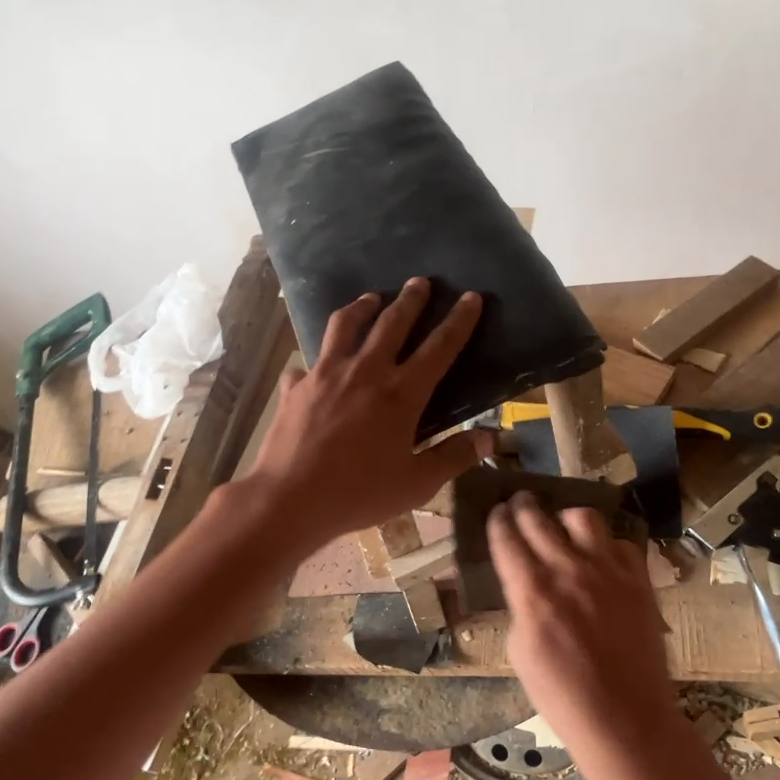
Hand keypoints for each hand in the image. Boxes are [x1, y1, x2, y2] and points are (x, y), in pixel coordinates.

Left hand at [237, 277, 492, 547]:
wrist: (290, 498)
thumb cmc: (359, 493)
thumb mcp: (416, 484)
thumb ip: (453, 457)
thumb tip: (489, 437)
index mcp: (401, 394)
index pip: (439, 348)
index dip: (458, 321)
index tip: (471, 297)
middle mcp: (365, 372)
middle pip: (392, 323)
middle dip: (411, 299)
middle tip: (421, 281)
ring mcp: (325, 375)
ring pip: (345, 326)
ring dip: (362, 307)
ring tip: (371, 297)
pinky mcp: (296, 387)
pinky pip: (307, 363)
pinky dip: (316, 359)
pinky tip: (315, 365)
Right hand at [488, 493, 681, 759]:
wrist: (625, 718)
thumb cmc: (561, 696)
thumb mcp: (519, 651)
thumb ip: (520, 607)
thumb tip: (524, 585)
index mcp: (532, 590)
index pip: (507, 538)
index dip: (498, 520)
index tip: (495, 511)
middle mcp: (568, 570)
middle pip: (539, 518)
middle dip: (524, 505)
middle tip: (520, 501)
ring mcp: (608, 571)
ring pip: (584, 517)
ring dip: (566, 517)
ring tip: (563, 525)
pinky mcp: (639, 580)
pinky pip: (621, 543)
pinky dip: (606, 544)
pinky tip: (601, 557)